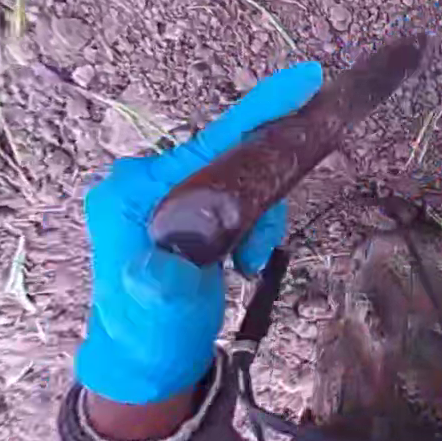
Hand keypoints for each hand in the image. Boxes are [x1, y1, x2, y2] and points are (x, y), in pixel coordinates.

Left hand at [75, 62, 322, 406]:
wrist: (148, 359)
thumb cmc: (152, 332)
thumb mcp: (159, 309)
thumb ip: (162, 283)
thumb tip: (157, 265)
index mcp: (135, 193)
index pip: (212, 143)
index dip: (262, 112)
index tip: (306, 80)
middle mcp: (147, 183)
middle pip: (232, 158)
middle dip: (260, 198)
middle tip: (254, 249)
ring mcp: (166, 194)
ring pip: (241, 178)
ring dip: (259, 216)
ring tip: (247, 261)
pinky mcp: (185, 208)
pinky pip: (237, 193)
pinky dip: (253, 221)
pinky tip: (242, 256)